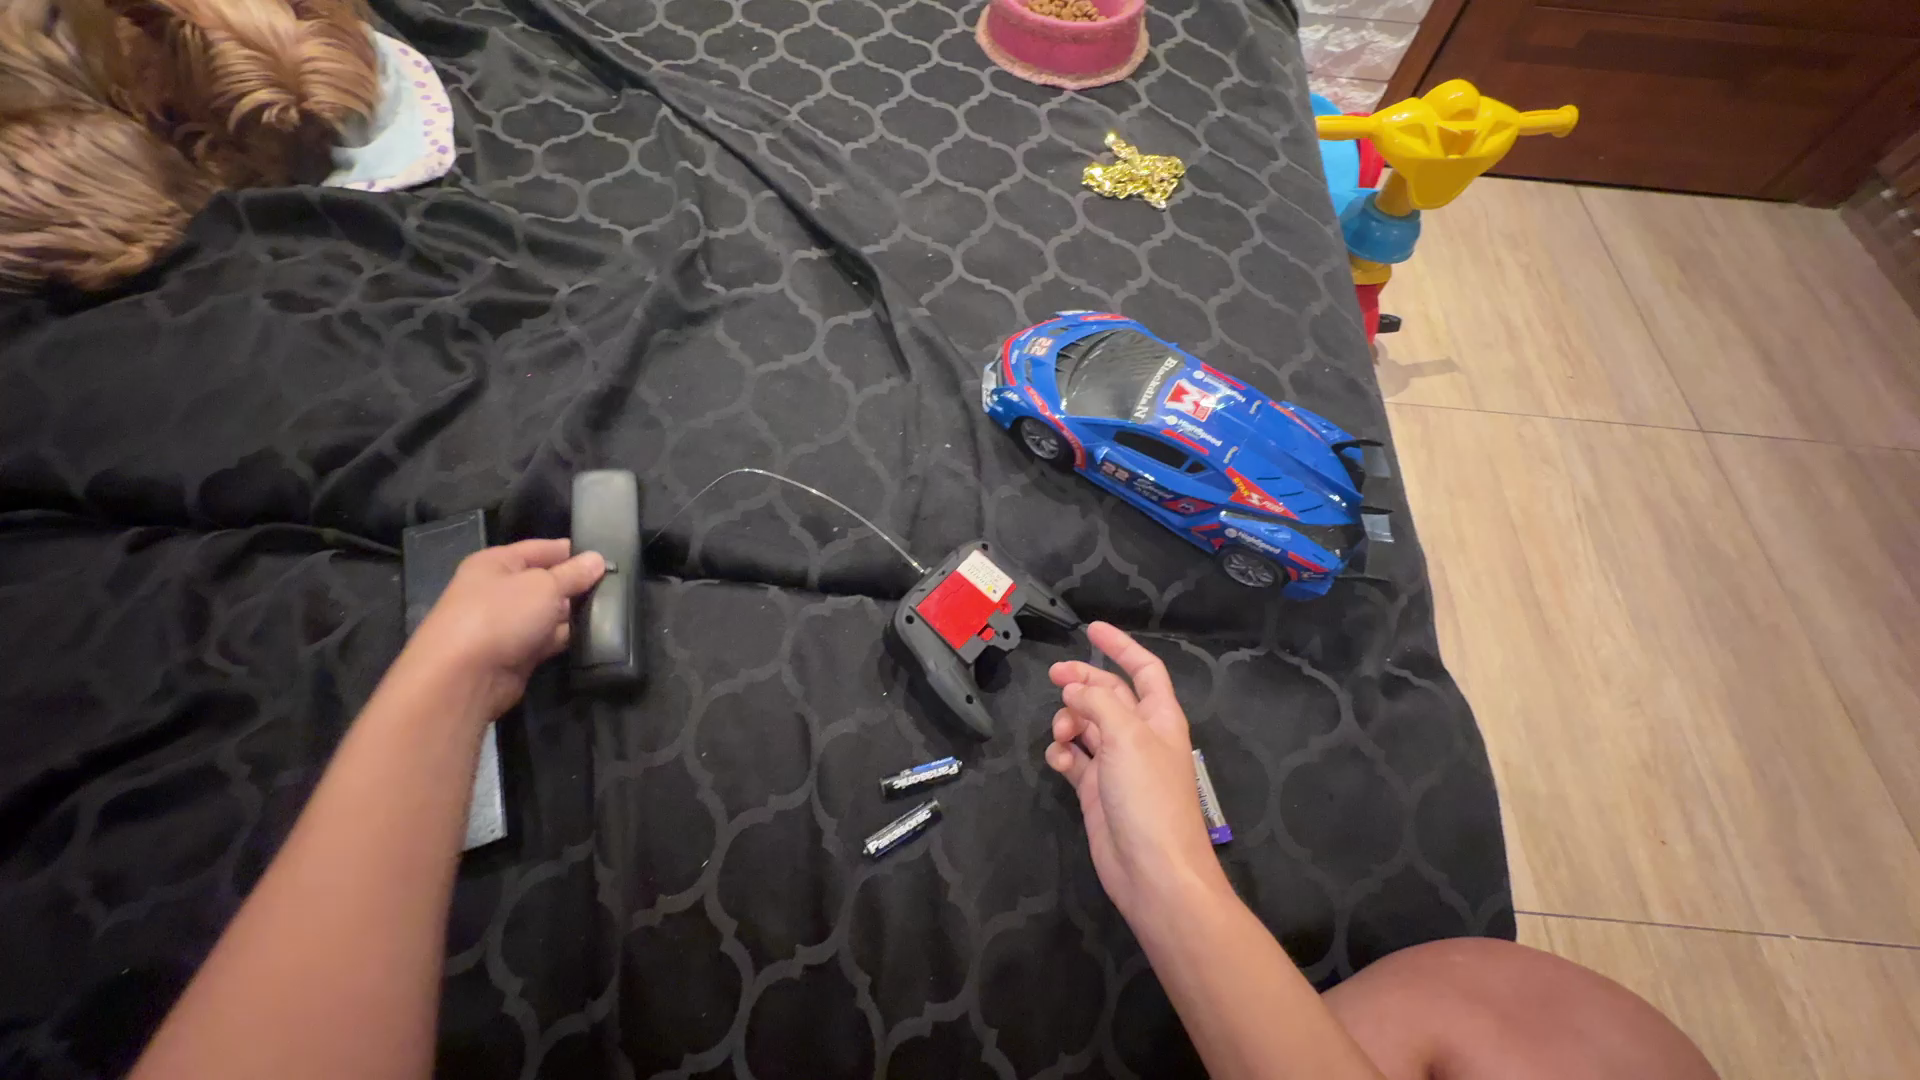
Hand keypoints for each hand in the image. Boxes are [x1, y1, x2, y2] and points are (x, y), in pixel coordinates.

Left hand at [396, 538, 605, 722]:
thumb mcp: (544, 585)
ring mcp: (508, 623)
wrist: (463, 677)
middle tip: (618, 584)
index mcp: (496, 563)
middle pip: (547, 581)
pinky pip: (549, 639)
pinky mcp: (517, 652)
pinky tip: (597, 634)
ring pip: (551, 612)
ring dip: (575, 613)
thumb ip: (574, 573)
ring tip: (616, 608)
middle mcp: (499, 590)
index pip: (541, 548)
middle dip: (578, 584)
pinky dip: (568, 637)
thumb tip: (598, 559)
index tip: (608, 556)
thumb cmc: (500, 616)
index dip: (573, 551)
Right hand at [1047, 621, 1229, 919]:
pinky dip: (1064, 755)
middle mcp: (1139, 736)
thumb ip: (1098, 703)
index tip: (1092, 629)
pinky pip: (1075, 760)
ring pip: (1087, 725)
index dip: (1121, 647)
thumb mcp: (1127, 738)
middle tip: (1054, 676)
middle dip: (1082, 682)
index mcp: (1159, 717)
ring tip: (1062, 733)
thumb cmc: (1150, 798)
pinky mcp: (1097, 791)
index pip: (1143, 669)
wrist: (1153, 873)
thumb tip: (1074, 687)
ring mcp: (1117, 764)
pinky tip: (1059, 761)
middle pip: (1109, 694)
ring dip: (1069, 721)